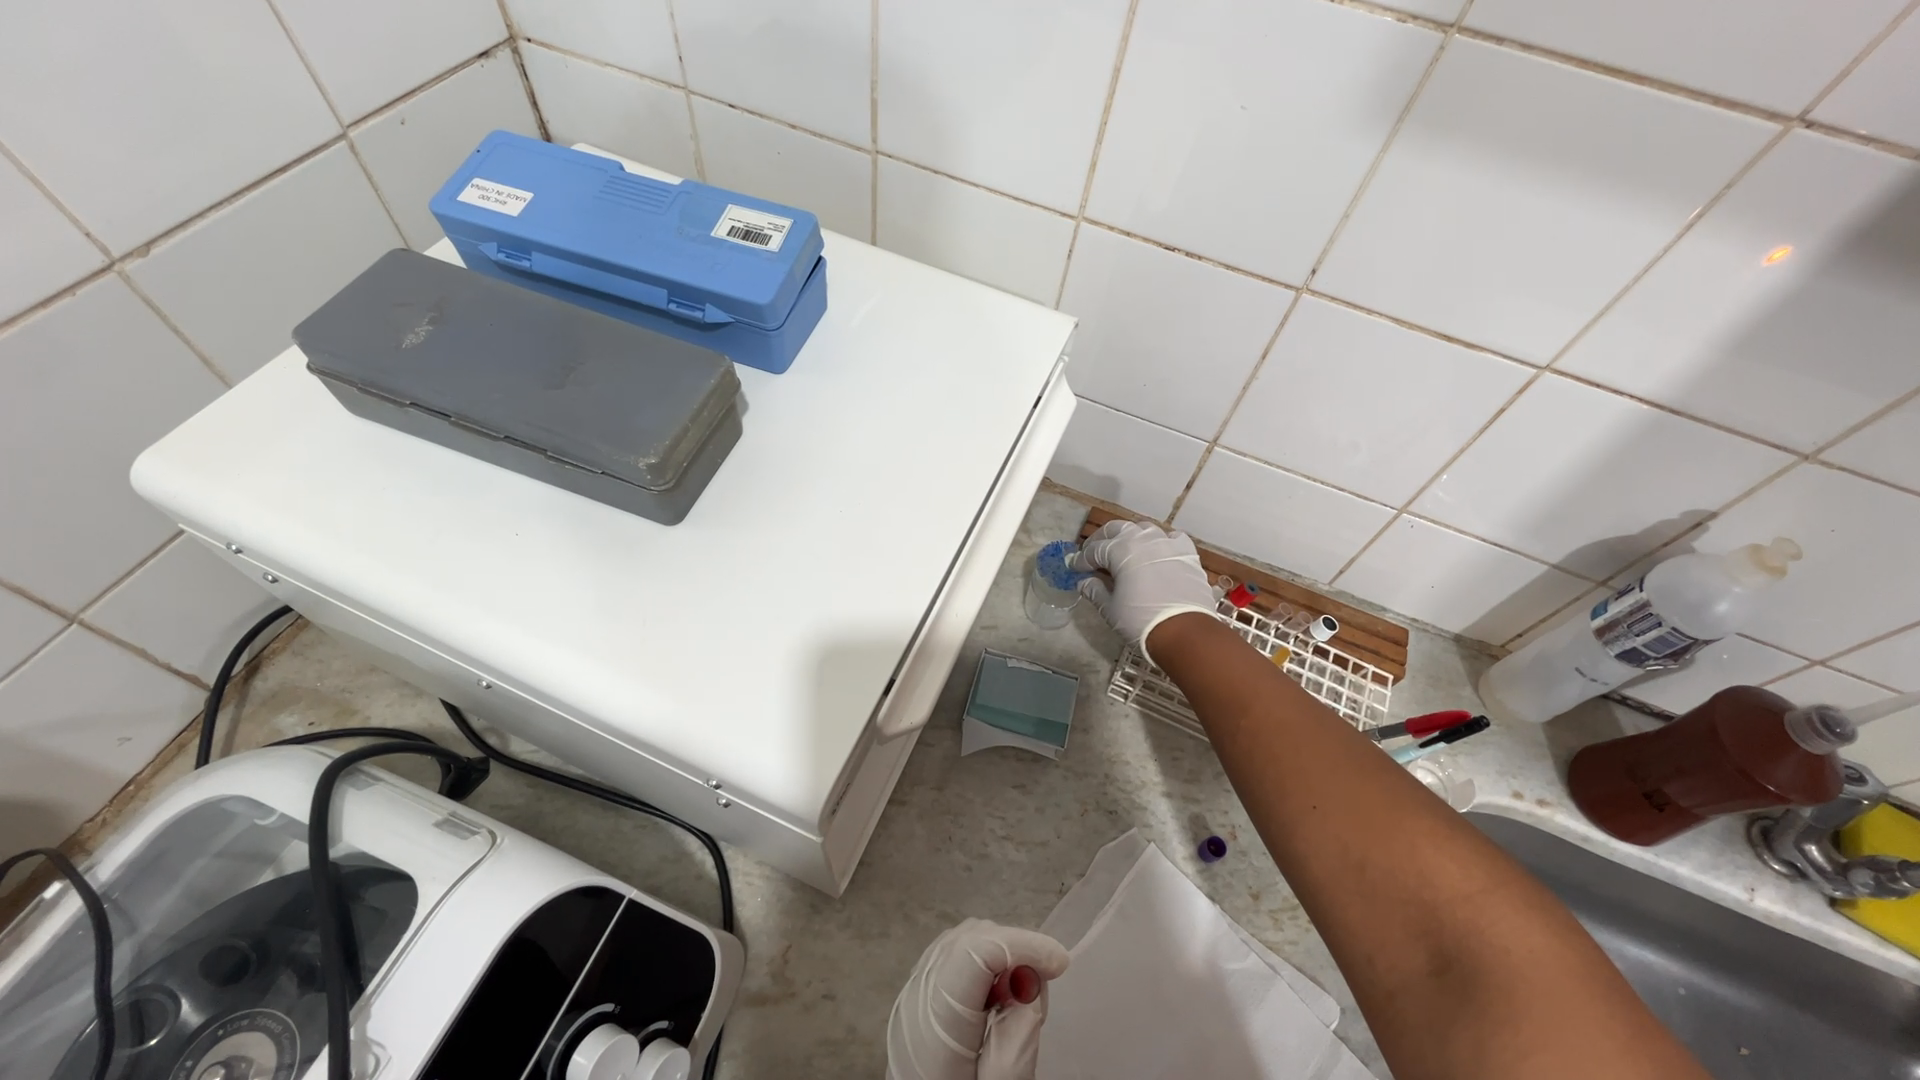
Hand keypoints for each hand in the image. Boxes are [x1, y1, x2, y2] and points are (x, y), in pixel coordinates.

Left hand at [886, 918, 1070, 1079]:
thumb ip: (1019, 1034)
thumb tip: (1032, 981)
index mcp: (936, 1019)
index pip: (976, 949)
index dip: (1023, 945)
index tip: (1059, 964)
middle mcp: (917, 995)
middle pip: (969, 937)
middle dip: (1014, 947)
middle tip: (1044, 979)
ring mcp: (912, 992)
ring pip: (960, 940)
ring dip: (999, 951)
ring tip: (1020, 990)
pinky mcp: (915, 997)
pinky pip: (950, 956)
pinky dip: (980, 961)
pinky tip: (996, 993)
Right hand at [1070, 520, 1216, 661]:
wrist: (1185, 633)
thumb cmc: (1141, 621)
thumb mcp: (1110, 609)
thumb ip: (1095, 591)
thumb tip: (1084, 582)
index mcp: (1121, 549)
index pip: (1094, 550)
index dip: (1081, 560)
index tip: (1074, 568)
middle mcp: (1144, 539)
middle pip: (1118, 529)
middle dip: (1102, 540)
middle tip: (1093, 555)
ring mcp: (1168, 544)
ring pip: (1144, 530)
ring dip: (1130, 537)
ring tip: (1123, 552)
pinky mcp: (1188, 554)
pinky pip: (1171, 539)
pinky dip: (1159, 543)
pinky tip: (1157, 553)